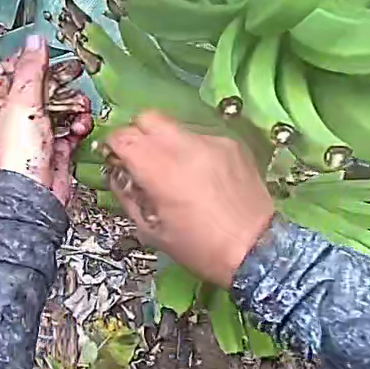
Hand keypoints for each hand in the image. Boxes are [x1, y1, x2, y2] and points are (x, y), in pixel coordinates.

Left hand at [0, 36, 91, 203]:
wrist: (35, 195)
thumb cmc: (18, 156)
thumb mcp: (23, 102)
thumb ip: (31, 70)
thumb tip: (35, 40)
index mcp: (2, 101)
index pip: (12, 70)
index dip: (30, 59)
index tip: (48, 54)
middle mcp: (20, 115)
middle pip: (44, 87)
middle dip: (62, 83)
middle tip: (75, 77)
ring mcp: (40, 132)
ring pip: (63, 107)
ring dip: (75, 107)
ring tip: (79, 111)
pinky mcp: (59, 147)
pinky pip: (74, 128)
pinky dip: (80, 126)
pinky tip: (80, 129)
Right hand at [103, 111, 274, 285]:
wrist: (257, 250)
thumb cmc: (200, 248)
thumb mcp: (151, 230)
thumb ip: (127, 195)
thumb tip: (118, 173)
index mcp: (161, 169)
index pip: (123, 136)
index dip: (113, 146)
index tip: (115, 160)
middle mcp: (186, 146)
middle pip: (148, 118)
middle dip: (139, 135)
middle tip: (142, 160)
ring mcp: (212, 141)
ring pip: (177, 127)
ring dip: (168, 143)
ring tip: (177, 173)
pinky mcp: (232, 145)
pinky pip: (202, 137)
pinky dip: (194, 151)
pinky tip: (203, 176)